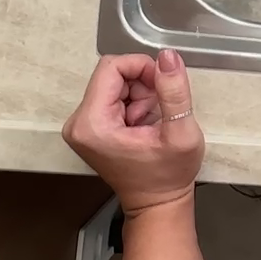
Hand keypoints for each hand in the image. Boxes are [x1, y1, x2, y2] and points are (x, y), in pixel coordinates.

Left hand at [62, 49, 204, 214]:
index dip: (143, 68)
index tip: (163, 89)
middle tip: (159, 112)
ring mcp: (83, 125)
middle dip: (143, 85)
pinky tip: (145, 125)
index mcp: (92, 123)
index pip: (112, 67)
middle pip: (113, 74)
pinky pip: (115, 95)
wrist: (157, 203)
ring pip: (116, 83)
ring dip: (142, 95)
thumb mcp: (181, 132)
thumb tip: (167, 56)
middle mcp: (79, 122)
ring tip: (152, 122)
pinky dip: (136, 103)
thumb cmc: (169, 174)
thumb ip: (174, 92)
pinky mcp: (91, 126)